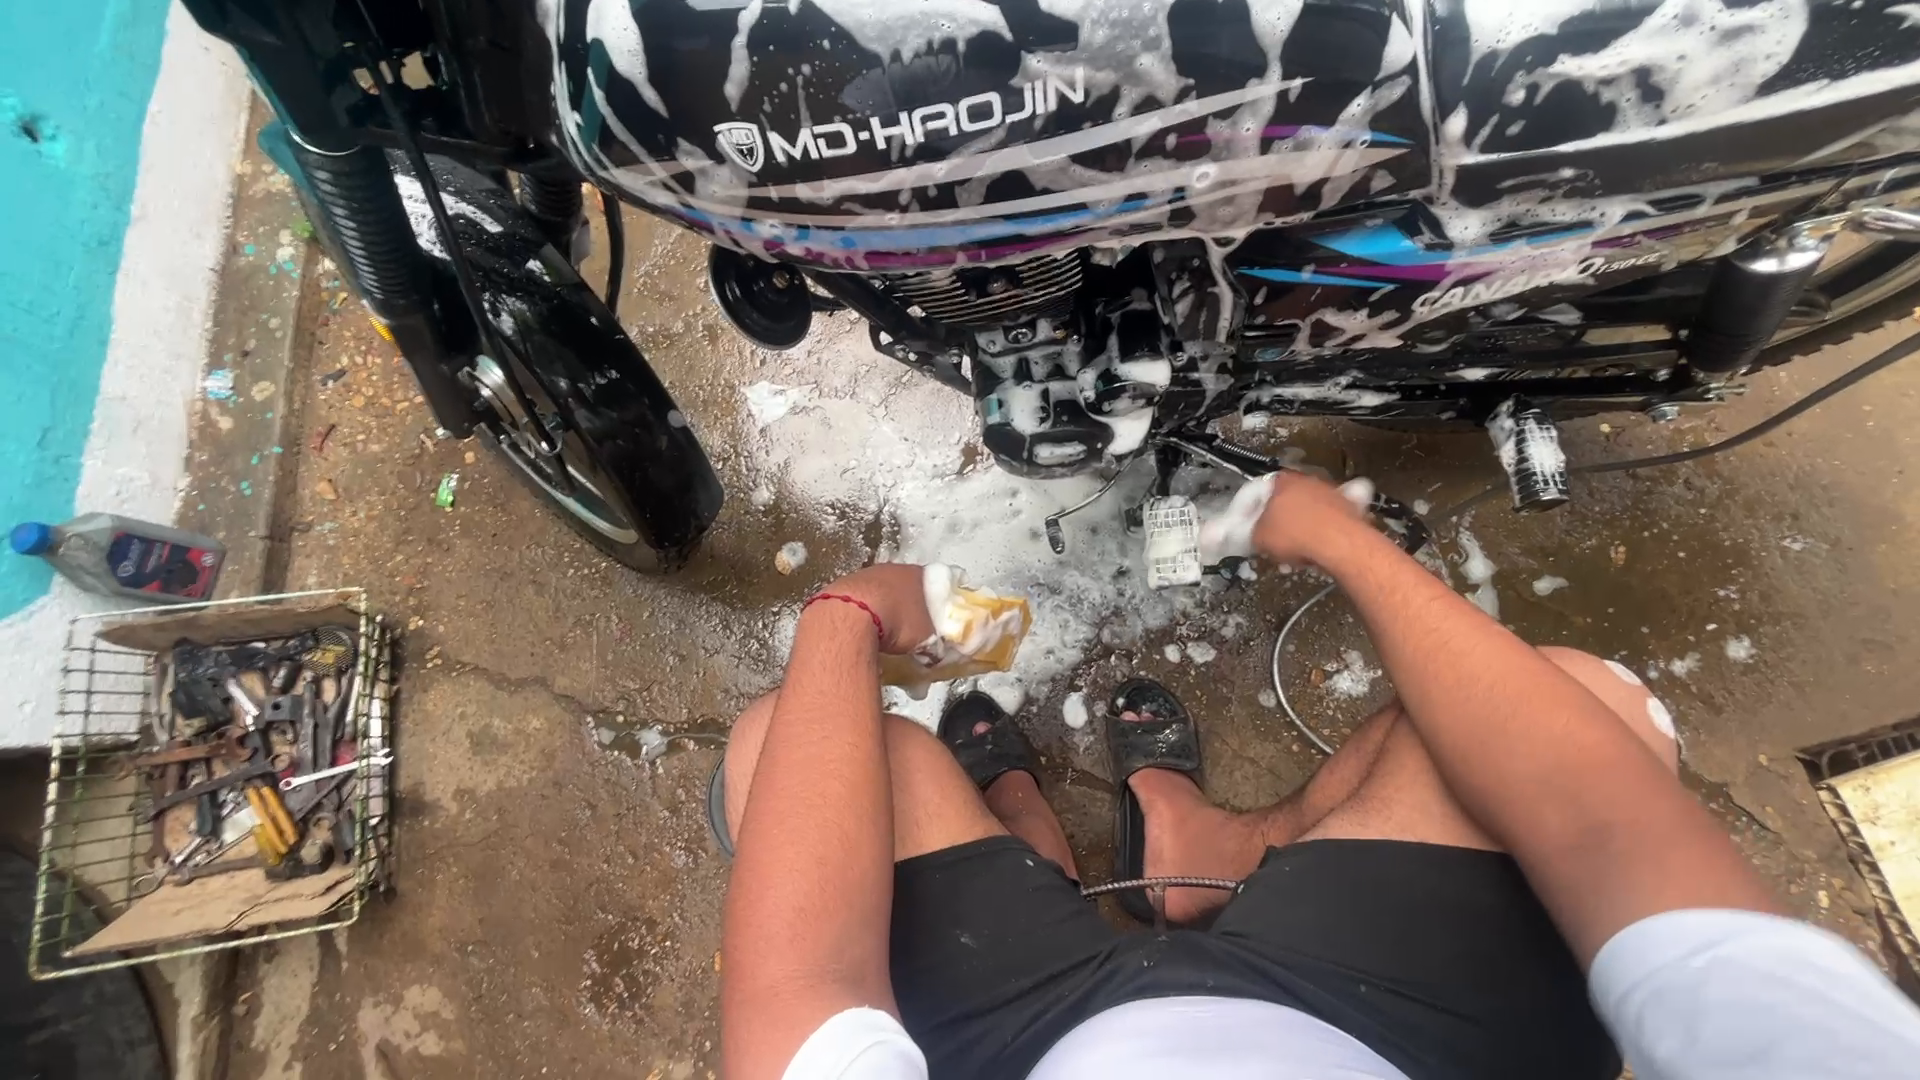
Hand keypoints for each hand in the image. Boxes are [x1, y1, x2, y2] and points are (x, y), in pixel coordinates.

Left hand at [814, 563, 934, 654]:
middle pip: (904, 587)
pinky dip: (861, 614)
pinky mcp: (842, 586)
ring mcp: (864, 575)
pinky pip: (858, 601)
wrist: (851, 616)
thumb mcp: (926, 639)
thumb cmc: (898, 622)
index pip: (933, 585)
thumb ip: (935, 644)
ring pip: (879, 593)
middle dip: (906, 607)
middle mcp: (892, 569)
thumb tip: (937, 655)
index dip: (934, 604)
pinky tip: (860, 631)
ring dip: (882, 609)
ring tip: (883, 633)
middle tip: (908, 629)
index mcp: (918, 574)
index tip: (933, 620)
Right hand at [1250, 472, 1374, 566]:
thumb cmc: (1293, 535)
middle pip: (1286, 500)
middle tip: (1271, 540)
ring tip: (1296, 550)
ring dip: (1302, 525)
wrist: (1339, 544)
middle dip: (1278, 519)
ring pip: (1310, 509)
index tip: (1244, 527)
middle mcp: (1308, 480)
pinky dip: (1328, 526)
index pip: (1257, 490)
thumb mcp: (1258, 537)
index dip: (1247, 511)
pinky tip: (1323, 541)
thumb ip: (1248, 531)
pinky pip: (1333, 518)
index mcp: (1282, 480)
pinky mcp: (1353, 507)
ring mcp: (1333, 492)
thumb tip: (1247, 531)